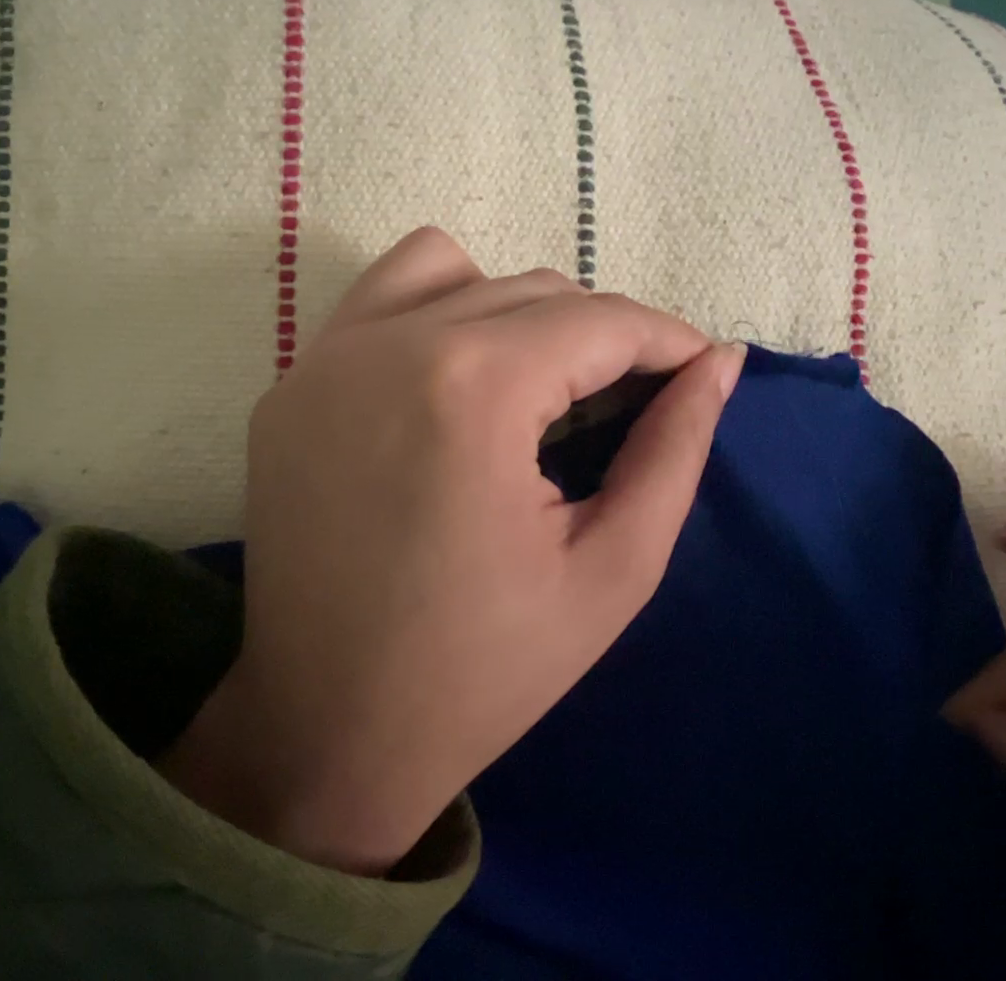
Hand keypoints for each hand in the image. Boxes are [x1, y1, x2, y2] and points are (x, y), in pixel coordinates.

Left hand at [158, 228, 743, 875]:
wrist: (331, 731)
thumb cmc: (485, 670)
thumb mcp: (612, 569)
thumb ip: (676, 451)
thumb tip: (720, 363)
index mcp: (472, 387)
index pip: (599, 319)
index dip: (666, 340)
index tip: (701, 371)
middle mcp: (385, 345)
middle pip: (529, 290)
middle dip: (599, 335)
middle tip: (631, 403)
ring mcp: (320, 363)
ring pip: (446, 272)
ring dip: (513, 311)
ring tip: (537, 390)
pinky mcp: (285, 393)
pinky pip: (373, 312)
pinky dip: (430, 321)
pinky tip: (453, 393)